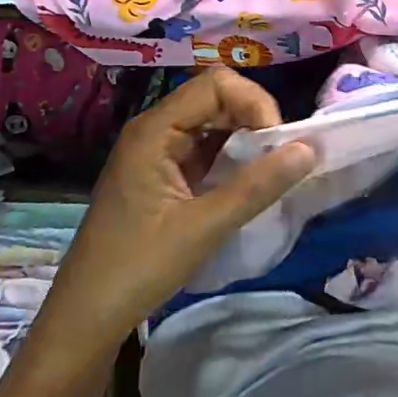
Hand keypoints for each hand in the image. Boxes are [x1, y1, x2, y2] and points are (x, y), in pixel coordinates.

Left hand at [34, 70, 316, 357]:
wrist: (88, 312)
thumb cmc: (139, 266)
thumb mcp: (204, 227)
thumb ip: (256, 186)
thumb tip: (309, 149)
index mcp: (155, 129)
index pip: (215, 84)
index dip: (254, 103)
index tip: (277, 145)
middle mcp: (154, 129)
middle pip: (214, 98)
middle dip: (253, 119)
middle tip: (279, 159)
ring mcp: (156, 151)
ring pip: (211, 124)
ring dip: (244, 139)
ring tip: (269, 171)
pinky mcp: (161, 173)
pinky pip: (202, 149)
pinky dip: (230, 158)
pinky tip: (247, 183)